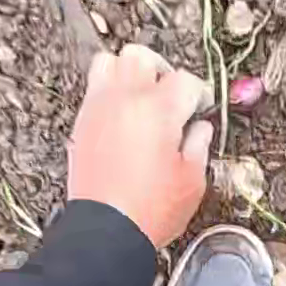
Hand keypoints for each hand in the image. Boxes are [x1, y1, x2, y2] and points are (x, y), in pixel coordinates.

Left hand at [66, 44, 213, 247]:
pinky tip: (126, 118)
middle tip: (173, 96)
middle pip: (141, 56)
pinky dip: (112, 92)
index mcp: (159, 110)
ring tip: (144, 99)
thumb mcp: (192, 181)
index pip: (185, 80)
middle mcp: (125, 98)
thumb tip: (200, 128)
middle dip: (162, 71)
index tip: (203, 109)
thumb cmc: (154, 209)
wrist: (108, 229)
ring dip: (130, 73)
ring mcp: (99, 106)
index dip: (199, 94)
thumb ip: (199, 145)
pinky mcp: (83, 121)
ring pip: (111, 62)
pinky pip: (95, 88)